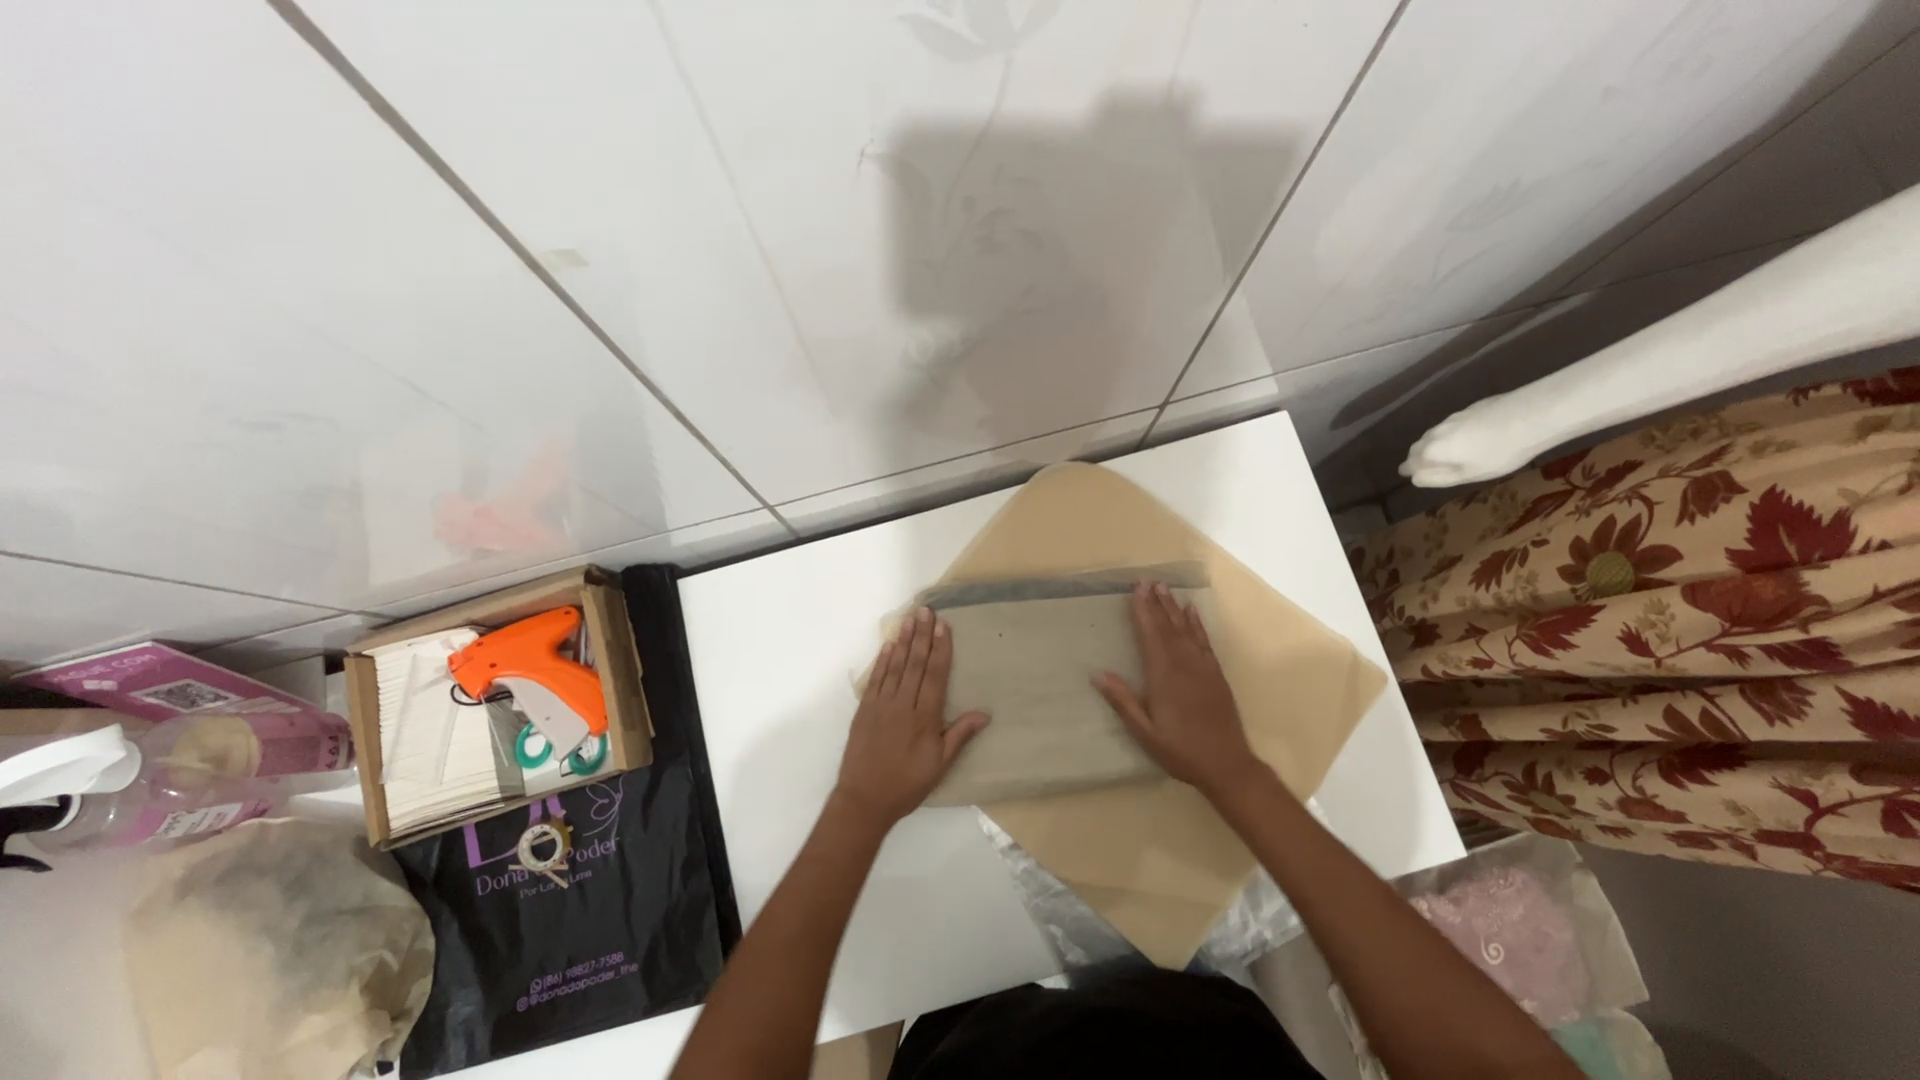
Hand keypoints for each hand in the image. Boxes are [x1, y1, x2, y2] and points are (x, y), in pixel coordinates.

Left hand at [833, 607, 989, 827]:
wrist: (864, 799)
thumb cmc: (907, 784)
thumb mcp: (940, 765)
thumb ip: (959, 735)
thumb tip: (985, 714)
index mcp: (924, 717)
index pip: (935, 675)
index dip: (940, 649)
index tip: (943, 626)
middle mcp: (903, 705)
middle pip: (915, 664)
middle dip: (922, 636)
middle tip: (926, 610)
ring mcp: (881, 706)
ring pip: (895, 666)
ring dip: (903, 641)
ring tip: (909, 618)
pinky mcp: (864, 711)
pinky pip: (876, 679)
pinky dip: (883, 660)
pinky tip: (889, 646)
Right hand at [1094, 581, 1264, 795]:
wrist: (1227, 765)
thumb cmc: (1180, 751)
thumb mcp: (1145, 732)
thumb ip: (1123, 701)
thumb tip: (1098, 674)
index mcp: (1164, 677)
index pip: (1150, 636)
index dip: (1142, 612)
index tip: (1135, 590)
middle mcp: (1185, 666)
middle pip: (1168, 627)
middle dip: (1156, 603)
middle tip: (1147, 580)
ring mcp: (1203, 668)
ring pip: (1186, 630)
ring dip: (1174, 608)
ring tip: (1165, 588)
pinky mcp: (1216, 675)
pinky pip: (1205, 641)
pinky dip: (1197, 624)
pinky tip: (1191, 612)